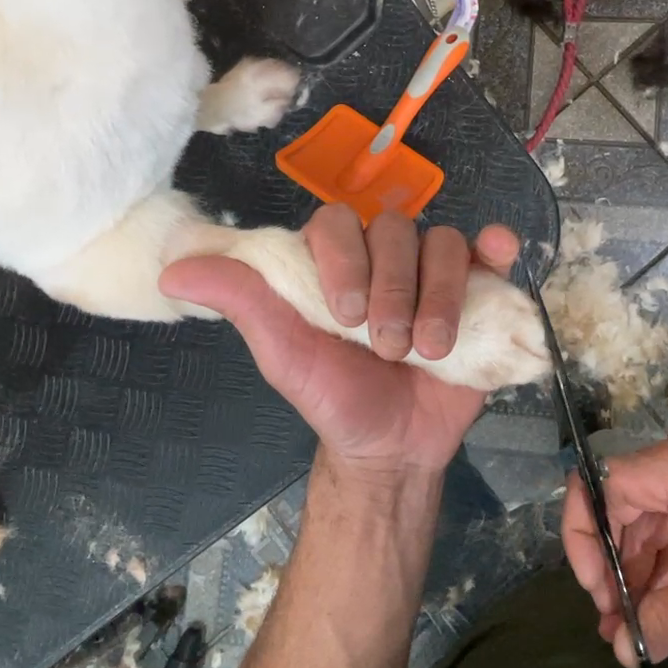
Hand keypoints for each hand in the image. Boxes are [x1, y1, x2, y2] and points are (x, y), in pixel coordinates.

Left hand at [159, 206, 520, 477]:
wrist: (393, 445)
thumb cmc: (335, 396)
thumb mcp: (283, 353)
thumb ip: (241, 302)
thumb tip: (171, 269)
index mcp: (336, 261)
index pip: (338, 222)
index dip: (345, 257)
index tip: (344, 312)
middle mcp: (386, 256)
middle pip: (397, 230)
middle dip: (393, 287)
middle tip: (387, 345)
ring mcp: (434, 271)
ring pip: (443, 243)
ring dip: (439, 293)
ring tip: (430, 349)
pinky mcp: (478, 289)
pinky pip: (489, 252)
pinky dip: (495, 248)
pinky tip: (496, 255)